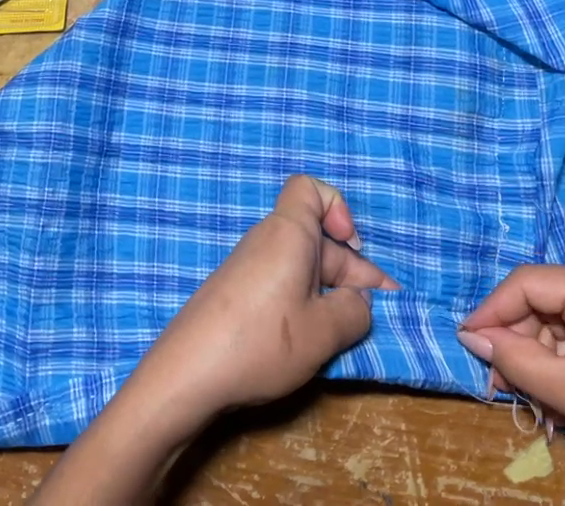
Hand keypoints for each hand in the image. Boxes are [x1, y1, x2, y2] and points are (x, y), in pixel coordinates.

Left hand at [134, 174, 400, 421]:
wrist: (185, 375)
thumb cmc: (260, 342)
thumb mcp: (323, 332)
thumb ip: (355, 312)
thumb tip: (358, 302)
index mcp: (288, 232)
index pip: (310, 189)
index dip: (338, 207)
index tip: (354, 245)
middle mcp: (267, 241)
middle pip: (317, 238)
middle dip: (351, 271)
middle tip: (379, 314)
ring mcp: (249, 269)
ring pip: (302, 267)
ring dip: (330, 294)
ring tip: (348, 334)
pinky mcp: (237, 295)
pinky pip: (282, 286)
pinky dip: (304, 306)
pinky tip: (312, 341)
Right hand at [457, 261, 564, 505]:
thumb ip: (515, 359)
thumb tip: (470, 336)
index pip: (527, 283)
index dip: (492, 311)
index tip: (467, 341)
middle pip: (541, 303)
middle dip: (520, 345)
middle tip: (504, 387)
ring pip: (555, 319)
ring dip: (540, 359)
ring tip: (540, 403)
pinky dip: (562, 358)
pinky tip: (562, 394)